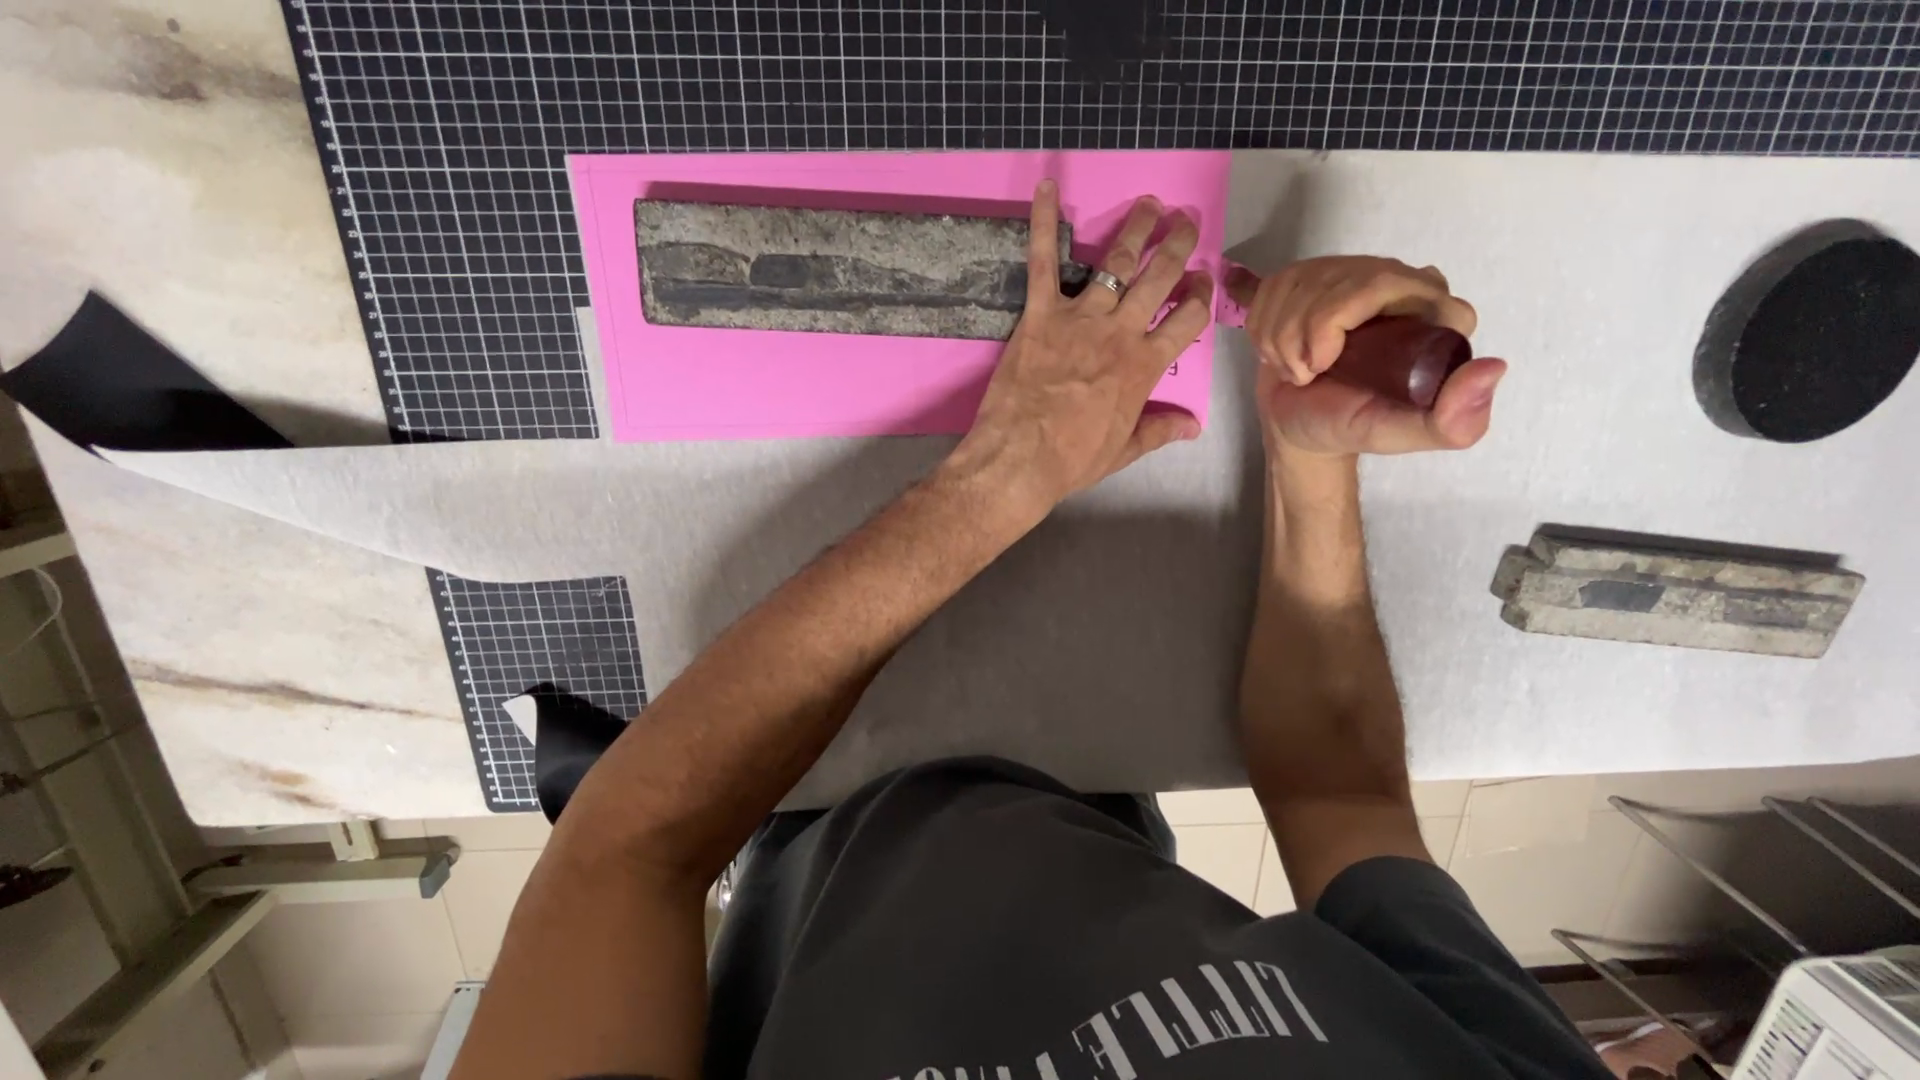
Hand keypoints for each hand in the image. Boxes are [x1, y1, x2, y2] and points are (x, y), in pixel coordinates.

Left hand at [949, 180, 1213, 515]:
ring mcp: (1080, 318)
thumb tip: (1193, 426)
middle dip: (1178, 247)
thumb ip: (1159, 430)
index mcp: (1144, 365)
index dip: (1199, 296)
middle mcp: (1119, 332)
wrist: (1021, 457)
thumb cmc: (1073, 458)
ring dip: (1136, 230)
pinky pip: (1043, 261)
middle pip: (1159, 279)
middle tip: (1186, 223)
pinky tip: (1047, 188)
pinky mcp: (1040, 313)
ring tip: (1150, 205)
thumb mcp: (1124, 450)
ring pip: (1117, 263)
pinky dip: (1043, 222)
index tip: (1202, 282)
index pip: (1187, 319)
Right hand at [1233, 257, 1505, 456]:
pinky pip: (1273, 284)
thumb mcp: (1397, 434)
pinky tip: (1278, 349)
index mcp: (1429, 310)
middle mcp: (1394, 282)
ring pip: (1298, 281)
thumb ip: (1450, 422)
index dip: (1337, 321)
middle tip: (1307, 372)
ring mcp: (1348, 277)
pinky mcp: (1306, 280)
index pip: (1381, 282)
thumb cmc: (1343, 427)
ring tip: (1296, 367)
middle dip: (1303, 333)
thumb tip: (1493, 367)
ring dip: (1280, 336)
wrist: (1293, 428)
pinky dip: (1262, 326)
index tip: (1327, 364)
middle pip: (1334, 280)